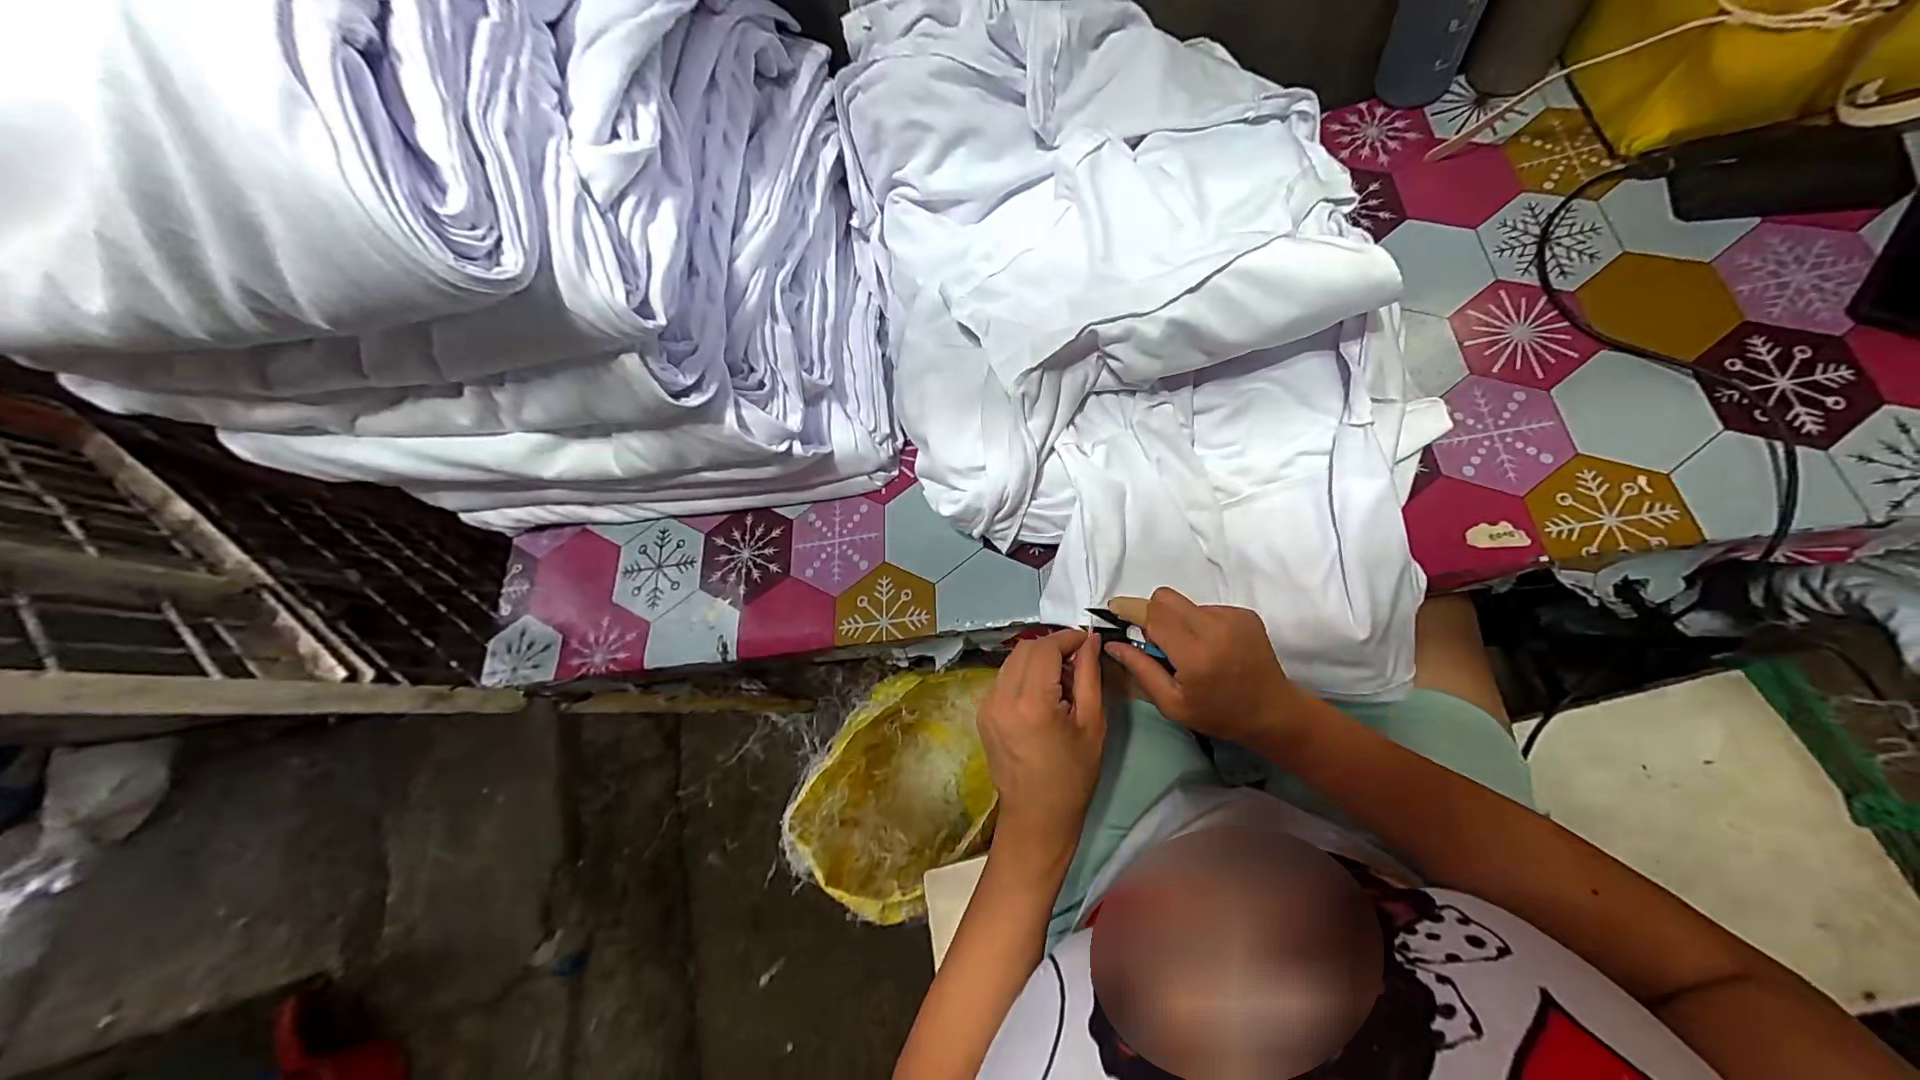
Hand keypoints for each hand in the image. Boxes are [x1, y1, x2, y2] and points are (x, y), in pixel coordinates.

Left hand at [977, 630, 1104, 861]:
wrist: (1036, 817)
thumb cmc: (1073, 776)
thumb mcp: (1092, 723)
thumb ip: (1089, 675)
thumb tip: (1091, 640)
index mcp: (1031, 702)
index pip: (1045, 647)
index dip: (1068, 637)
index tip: (1087, 640)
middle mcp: (1001, 698)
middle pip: (1025, 648)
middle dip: (1053, 646)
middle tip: (1078, 661)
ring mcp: (987, 705)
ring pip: (1012, 660)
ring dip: (1038, 659)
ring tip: (1062, 681)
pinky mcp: (983, 713)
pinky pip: (1004, 678)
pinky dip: (1024, 674)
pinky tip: (1044, 694)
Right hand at [1104, 587, 1305, 744]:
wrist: (1273, 712)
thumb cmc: (1218, 714)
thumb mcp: (1172, 703)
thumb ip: (1141, 669)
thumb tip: (1113, 644)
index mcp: (1195, 654)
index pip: (1154, 615)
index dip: (1130, 610)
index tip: (1114, 610)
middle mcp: (1215, 627)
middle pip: (1165, 598)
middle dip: (1151, 613)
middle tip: (1156, 642)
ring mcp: (1233, 617)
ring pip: (1185, 604)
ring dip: (1177, 621)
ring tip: (1189, 651)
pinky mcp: (1244, 614)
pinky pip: (1205, 608)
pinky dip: (1198, 624)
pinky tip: (1209, 648)